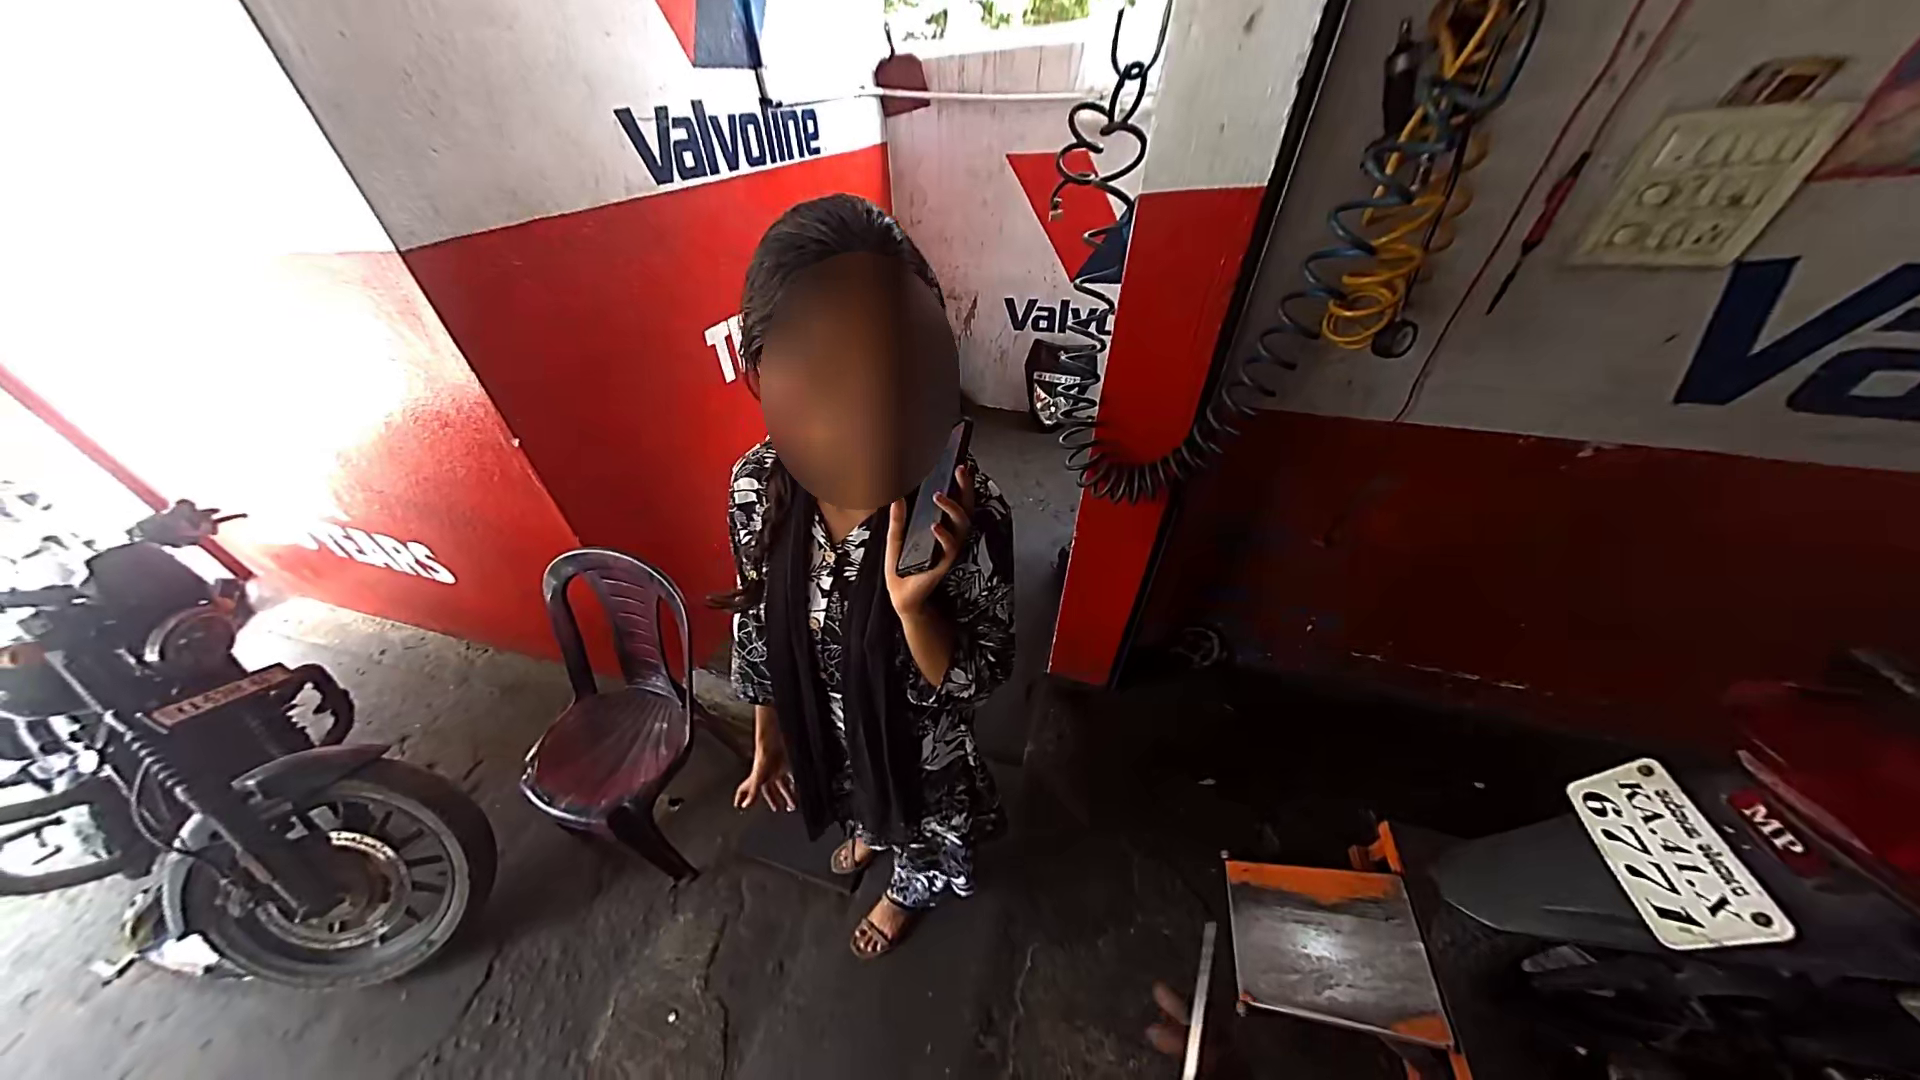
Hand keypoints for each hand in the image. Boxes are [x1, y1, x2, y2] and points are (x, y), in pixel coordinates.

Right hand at [733, 739, 795, 812]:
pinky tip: (796, 792)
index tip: (740, 806)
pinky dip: (792, 786)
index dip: (742, 798)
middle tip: (777, 809)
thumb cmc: (762, 759)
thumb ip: (752, 792)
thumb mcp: (757, 778)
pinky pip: (789, 779)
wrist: (772, 743)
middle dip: (773, 801)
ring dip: (787, 797)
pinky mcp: (785, 767)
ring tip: (792, 807)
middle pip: (769, 792)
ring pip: (782, 788)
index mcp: (756, 781)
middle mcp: (766, 778)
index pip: (747, 791)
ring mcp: (776, 772)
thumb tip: (745, 805)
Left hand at [884, 464, 974, 617]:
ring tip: (939, 496)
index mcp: (941, 526)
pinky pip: (950, 547)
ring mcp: (949, 548)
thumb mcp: (895, 538)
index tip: (960, 464)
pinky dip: (944, 535)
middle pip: (965, 507)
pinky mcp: (945, 563)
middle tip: (960, 470)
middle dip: (965, 487)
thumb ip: (897, 519)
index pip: (955, 500)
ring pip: (961, 524)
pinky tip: (935, 526)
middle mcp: (950, 535)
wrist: (902, 596)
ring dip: (952, 508)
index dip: (961, 483)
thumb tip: (896, 498)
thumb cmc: (903, 568)